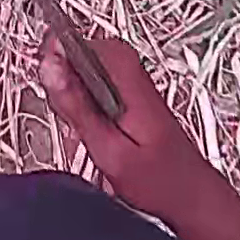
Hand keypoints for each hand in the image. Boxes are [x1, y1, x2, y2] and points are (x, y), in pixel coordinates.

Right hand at [41, 34, 210, 219]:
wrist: (191, 194)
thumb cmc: (160, 179)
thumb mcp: (110, 150)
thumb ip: (75, 105)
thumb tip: (47, 66)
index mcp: (120, 66)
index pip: (62, 45)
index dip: (55, 79)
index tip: (66, 106)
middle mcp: (122, 57)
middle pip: (64, 55)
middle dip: (62, 91)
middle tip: (83, 127)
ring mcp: (121, 65)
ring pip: (69, 68)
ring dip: (71, 101)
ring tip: (93, 132)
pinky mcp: (118, 76)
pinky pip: (81, 77)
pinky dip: (81, 104)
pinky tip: (97, 129)